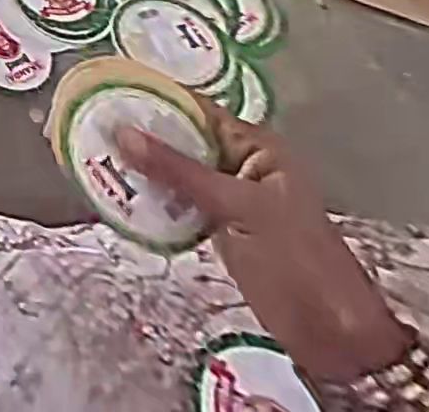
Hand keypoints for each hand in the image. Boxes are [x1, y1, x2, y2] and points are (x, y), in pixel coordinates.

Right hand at [114, 104, 410, 381]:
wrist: (335, 341)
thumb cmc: (296, 262)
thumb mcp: (236, 208)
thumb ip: (177, 170)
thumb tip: (121, 132)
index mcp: (256, 146)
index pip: (197, 109)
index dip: (156, 97)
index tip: (111, 89)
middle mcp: (239, 163)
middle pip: (182, 137)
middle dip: (141, 131)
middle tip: (93, 122)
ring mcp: (226, 195)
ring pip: (175, 168)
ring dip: (141, 164)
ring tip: (96, 151)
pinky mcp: (215, 223)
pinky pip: (175, 198)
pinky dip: (150, 194)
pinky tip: (120, 190)